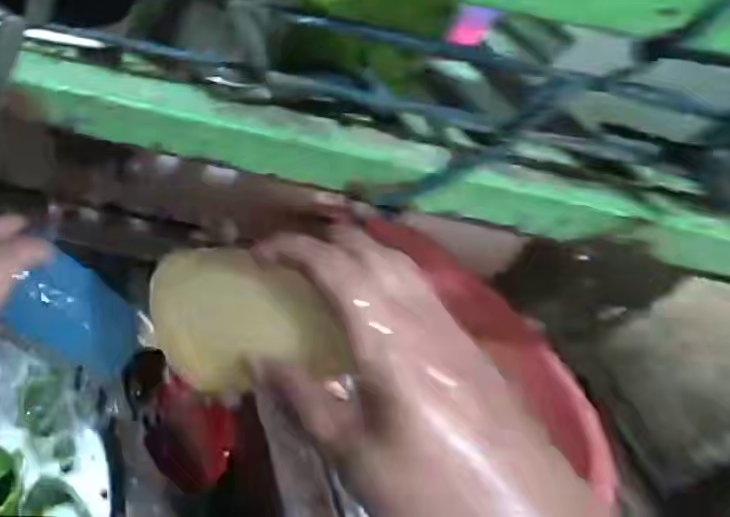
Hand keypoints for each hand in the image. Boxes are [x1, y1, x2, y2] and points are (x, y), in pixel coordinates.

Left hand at [0, 214, 54, 332]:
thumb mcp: (11, 256)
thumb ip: (33, 247)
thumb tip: (51, 249)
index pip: (11, 220)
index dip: (32, 223)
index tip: (55, 233)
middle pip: (7, 245)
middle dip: (30, 249)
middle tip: (56, 259)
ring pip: (6, 269)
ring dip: (24, 272)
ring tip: (49, 280)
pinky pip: (4, 294)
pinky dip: (18, 296)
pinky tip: (34, 303)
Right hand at [253, 226, 603, 516]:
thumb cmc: (437, 494)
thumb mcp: (354, 455)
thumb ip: (302, 399)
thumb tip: (257, 358)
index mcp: (388, 340)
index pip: (332, 264)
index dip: (288, 247)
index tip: (256, 256)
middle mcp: (422, 321)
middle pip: (369, 249)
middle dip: (319, 238)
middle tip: (285, 255)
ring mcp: (454, 332)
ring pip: (400, 262)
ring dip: (355, 248)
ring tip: (324, 263)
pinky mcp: (473, 350)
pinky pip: (420, 286)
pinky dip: (383, 270)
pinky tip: (372, 300)